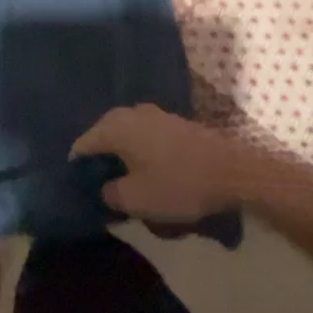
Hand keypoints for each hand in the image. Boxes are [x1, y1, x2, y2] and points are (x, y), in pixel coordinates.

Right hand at [70, 104, 249, 221]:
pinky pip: (145, 138)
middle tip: (101, 189)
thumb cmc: (178, 184)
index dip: (78, 170)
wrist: (233, 172)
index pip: (82, 146)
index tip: (81, 190)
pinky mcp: (174, 123)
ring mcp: (155, 115)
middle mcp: (130, 113)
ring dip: (122, 157)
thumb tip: (104, 189)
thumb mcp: (135, 200)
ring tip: (124, 183)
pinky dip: (141, 154)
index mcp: (114, 127)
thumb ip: (109, 194)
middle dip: (100, 162)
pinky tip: (147, 173)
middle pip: (103, 138)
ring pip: (125, 137)